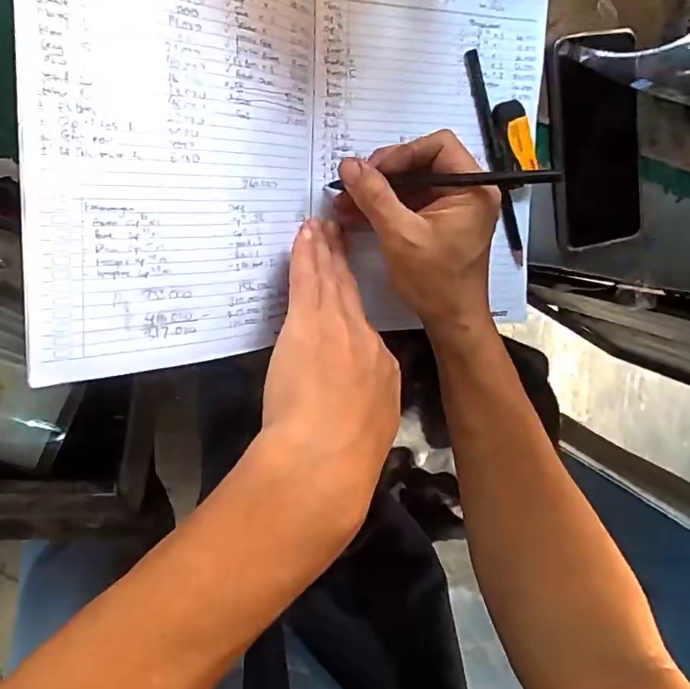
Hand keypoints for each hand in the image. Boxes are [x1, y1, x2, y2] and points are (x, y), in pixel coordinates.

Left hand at [258, 219, 400, 524]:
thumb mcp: (369, 436)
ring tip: (321, 227)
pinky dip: (307, 254)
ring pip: (331, 280)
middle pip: (352, 294)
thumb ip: (365, 414)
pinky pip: (308, 278)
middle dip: (344, 264)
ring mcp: (338, 328)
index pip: (366, 330)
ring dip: (325, 251)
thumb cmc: (345, 461)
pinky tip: (305, 234)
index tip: (351, 290)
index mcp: (383, 371)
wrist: (324, 461)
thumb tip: (358, 413)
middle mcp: (366, 342)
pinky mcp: (308, 322)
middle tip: (339, 235)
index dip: (356, 305)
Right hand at [333, 130, 498, 331]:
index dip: (402, 153)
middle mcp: (468, 190)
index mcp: (472, 188)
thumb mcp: (400, 235)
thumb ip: (375, 196)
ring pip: (411, 181)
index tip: (374, 171)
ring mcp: (453, 205)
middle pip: (422, 160)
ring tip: (346, 202)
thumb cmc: (436, 282)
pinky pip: (410, 200)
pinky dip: (385, 205)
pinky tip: (356, 213)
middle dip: (384, 173)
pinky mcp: (439, 219)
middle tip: (355, 184)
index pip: (438, 145)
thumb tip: (350, 165)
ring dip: (379, 190)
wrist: (451, 319)